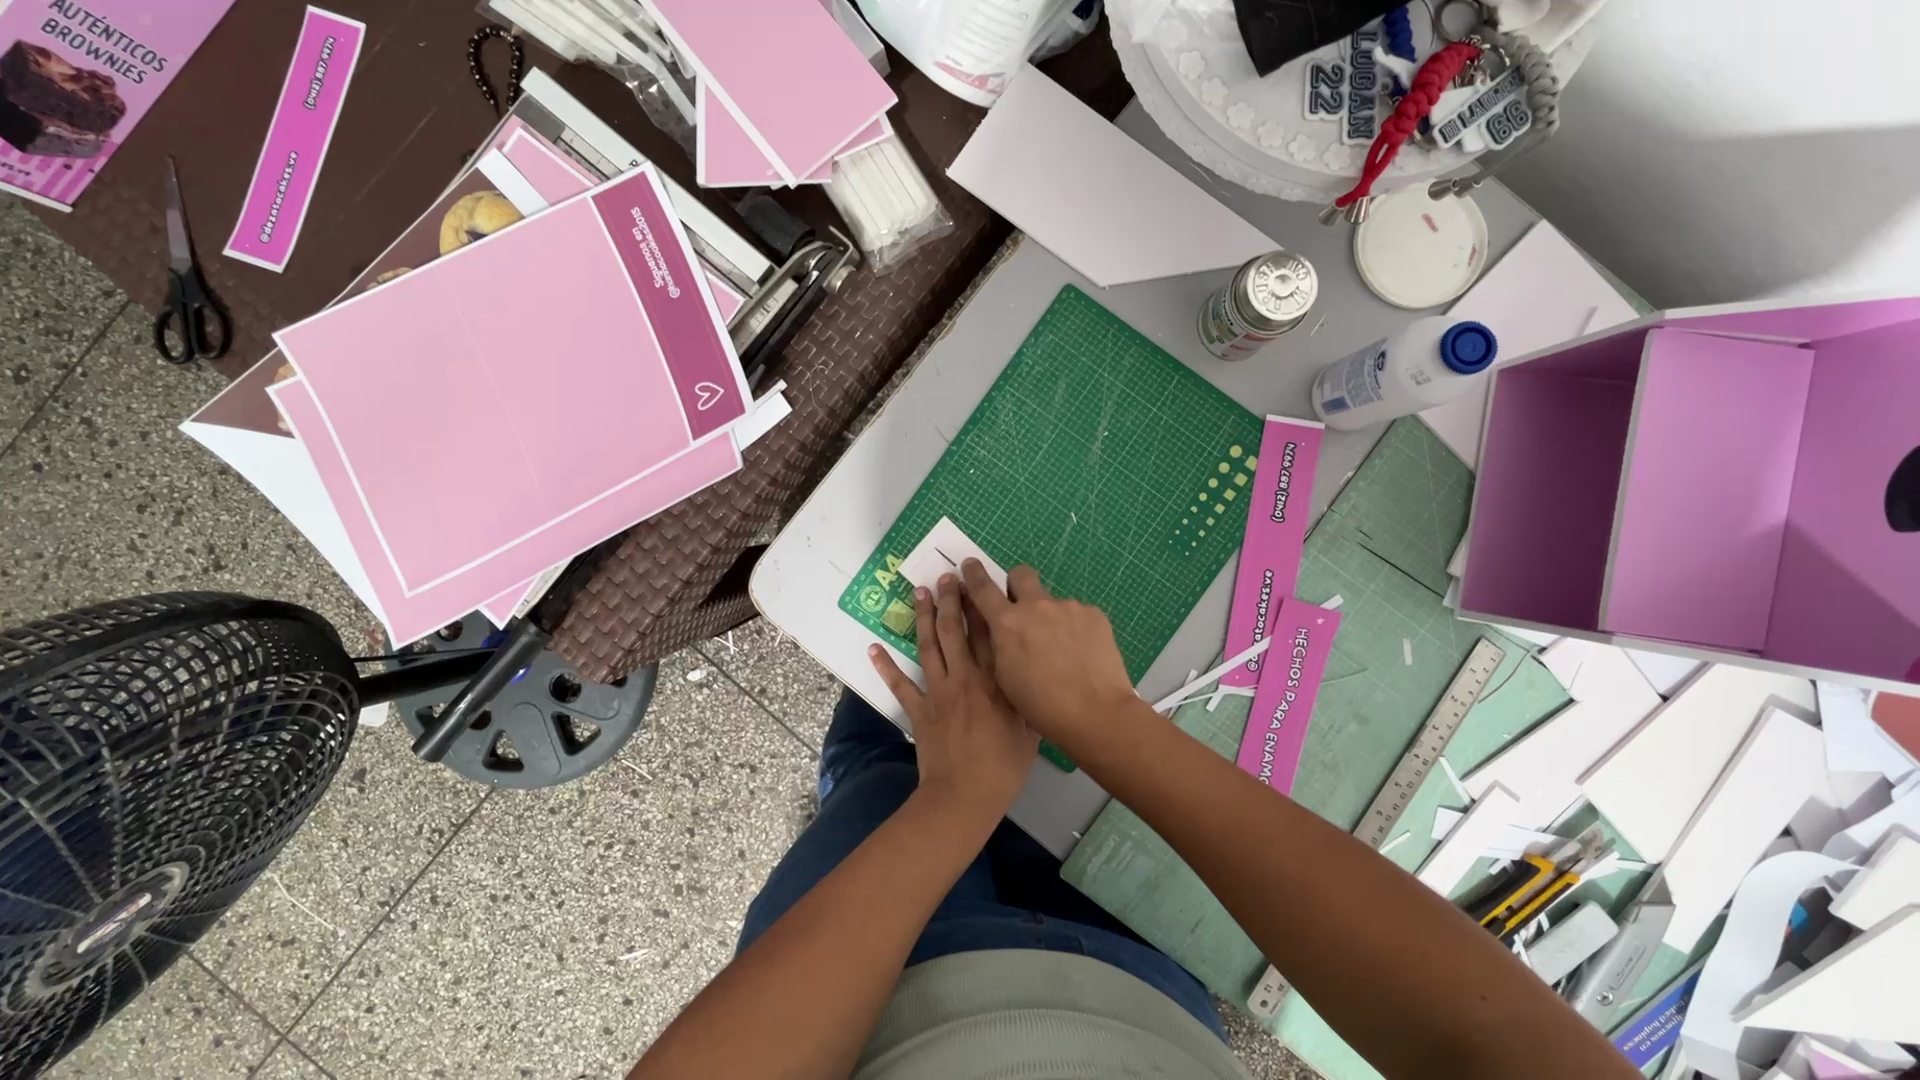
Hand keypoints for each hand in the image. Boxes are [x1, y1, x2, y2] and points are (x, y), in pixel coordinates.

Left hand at [869, 574, 1038, 829]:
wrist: (964, 796)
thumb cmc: (1004, 768)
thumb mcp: (1030, 734)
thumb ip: (1029, 704)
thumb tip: (1033, 683)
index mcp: (996, 681)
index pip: (990, 633)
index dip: (985, 604)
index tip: (981, 581)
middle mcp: (966, 678)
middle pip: (956, 630)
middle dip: (951, 600)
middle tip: (947, 576)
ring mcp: (939, 692)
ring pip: (929, 647)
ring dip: (923, 617)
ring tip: (920, 591)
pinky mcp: (918, 710)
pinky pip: (899, 685)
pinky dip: (885, 666)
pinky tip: (873, 647)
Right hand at [960, 560, 1137, 746]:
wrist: (1095, 713)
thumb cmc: (1041, 705)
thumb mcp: (1004, 676)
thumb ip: (999, 644)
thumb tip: (1001, 629)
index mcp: (1008, 623)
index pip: (983, 588)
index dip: (973, 575)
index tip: (970, 565)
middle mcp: (1036, 606)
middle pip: (1021, 574)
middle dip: (1017, 584)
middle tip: (1021, 606)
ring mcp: (1068, 607)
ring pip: (1052, 602)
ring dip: (1051, 617)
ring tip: (1062, 650)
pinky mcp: (1094, 615)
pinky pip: (1078, 615)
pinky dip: (1075, 629)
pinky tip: (1082, 654)